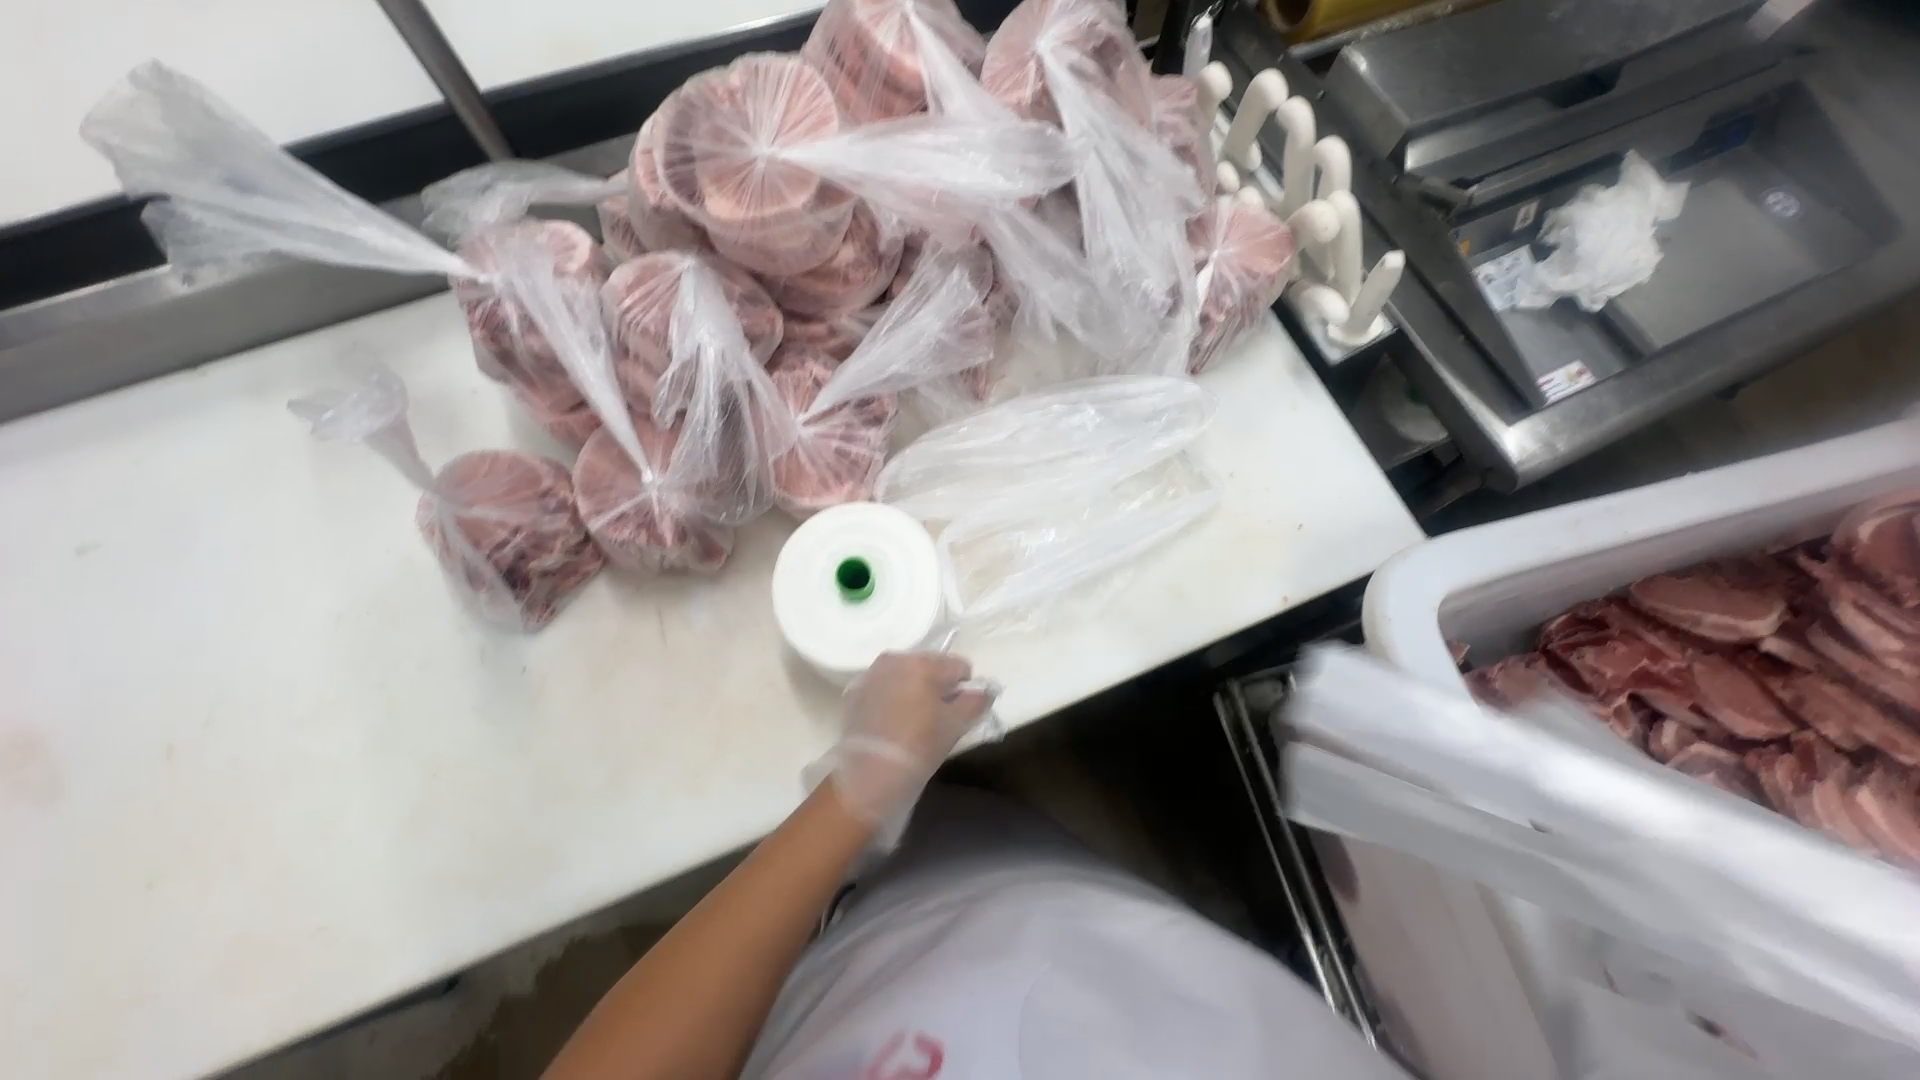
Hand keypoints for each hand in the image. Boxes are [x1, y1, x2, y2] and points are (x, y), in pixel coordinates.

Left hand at [826, 652, 994, 826]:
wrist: (869, 775)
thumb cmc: (918, 747)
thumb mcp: (955, 725)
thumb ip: (975, 702)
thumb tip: (984, 690)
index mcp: (922, 663)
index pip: (959, 666)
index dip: (964, 689)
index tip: (958, 713)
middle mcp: (895, 659)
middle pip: (930, 666)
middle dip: (937, 687)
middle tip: (937, 718)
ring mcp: (872, 674)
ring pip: (906, 675)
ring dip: (915, 691)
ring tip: (913, 722)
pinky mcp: (856, 692)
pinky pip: (886, 687)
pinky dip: (893, 698)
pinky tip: (893, 723)